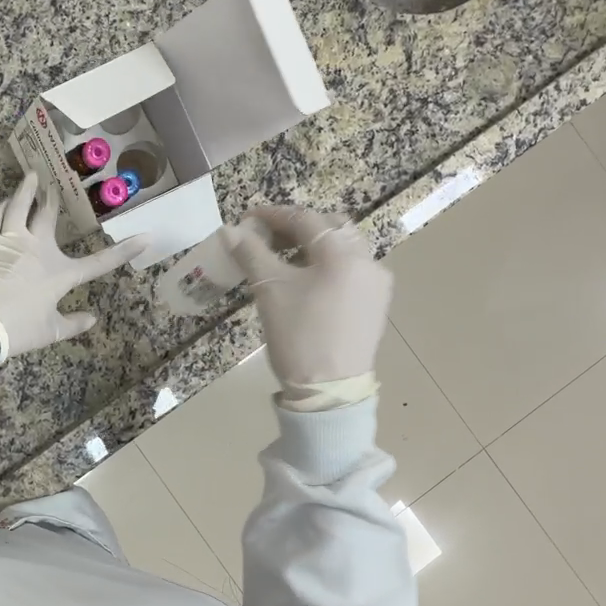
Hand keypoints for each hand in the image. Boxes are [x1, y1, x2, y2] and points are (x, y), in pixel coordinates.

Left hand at [0, 172, 147, 357]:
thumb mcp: (50, 332)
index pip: (100, 262)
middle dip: (54, 200)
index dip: (125, 251)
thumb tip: (92, 319)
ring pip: (20, 206)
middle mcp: (39, 249)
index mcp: (60, 273)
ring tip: (31, 176)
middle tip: (55, 186)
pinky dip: (1, 207)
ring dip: (26, 189)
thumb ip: (73, 324)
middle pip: (49, 216)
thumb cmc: (18, 330)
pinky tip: (4, 202)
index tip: (146, 237)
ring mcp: (12, 241)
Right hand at [221, 206, 390, 386]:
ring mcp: (376, 282)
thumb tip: (229, 230)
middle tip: (267, 236)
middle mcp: (367, 260)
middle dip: (298, 226)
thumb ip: (251, 255)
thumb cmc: (298, 337)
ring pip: (343, 249)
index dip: (274, 215)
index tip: (248, 218)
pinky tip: (307, 282)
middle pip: (331, 228)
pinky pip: (350, 271)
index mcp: (342, 253)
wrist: (330, 390)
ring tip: (284, 257)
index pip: (306, 219)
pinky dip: (327, 265)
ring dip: (313, 245)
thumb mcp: (269, 292)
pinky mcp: (375, 303)